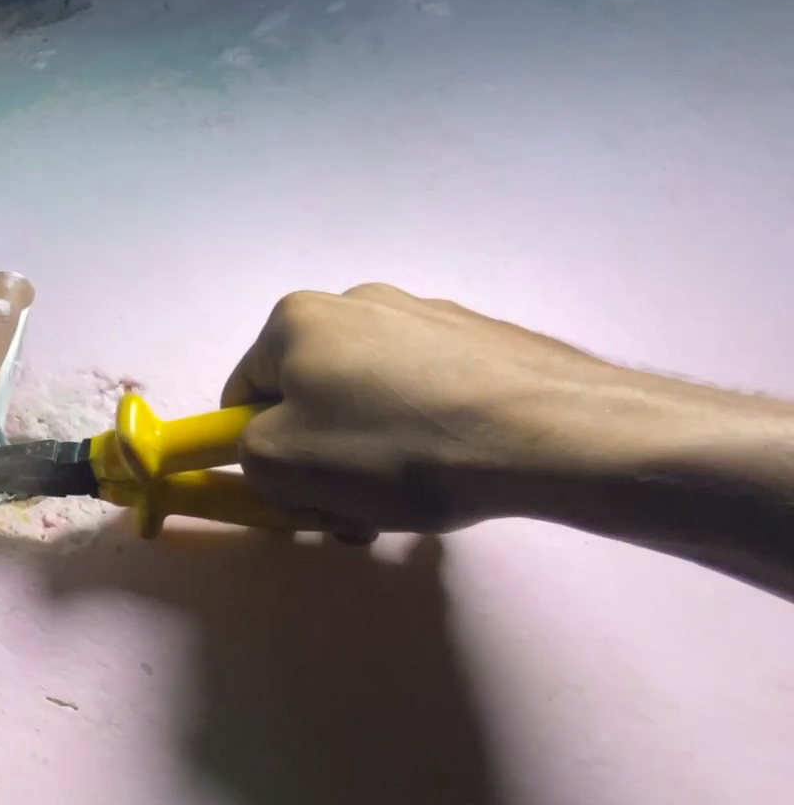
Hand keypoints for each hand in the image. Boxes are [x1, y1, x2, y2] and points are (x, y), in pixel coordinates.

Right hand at [222, 283, 623, 534]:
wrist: (560, 438)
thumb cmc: (394, 447)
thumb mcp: (277, 466)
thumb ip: (245, 455)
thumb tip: (279, 450)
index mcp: (294, 319)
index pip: (243, 394)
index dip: (254, 449)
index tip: (292, 488)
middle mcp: (355, 302)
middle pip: (306, 395)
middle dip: (315, 452)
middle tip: (348, 502)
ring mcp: (427, 315)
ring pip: (364, 397)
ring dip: (365, 447)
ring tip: (406, 491)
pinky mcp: (484, 338)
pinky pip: (422, 392)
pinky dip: (419, 430)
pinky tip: (450, 466)